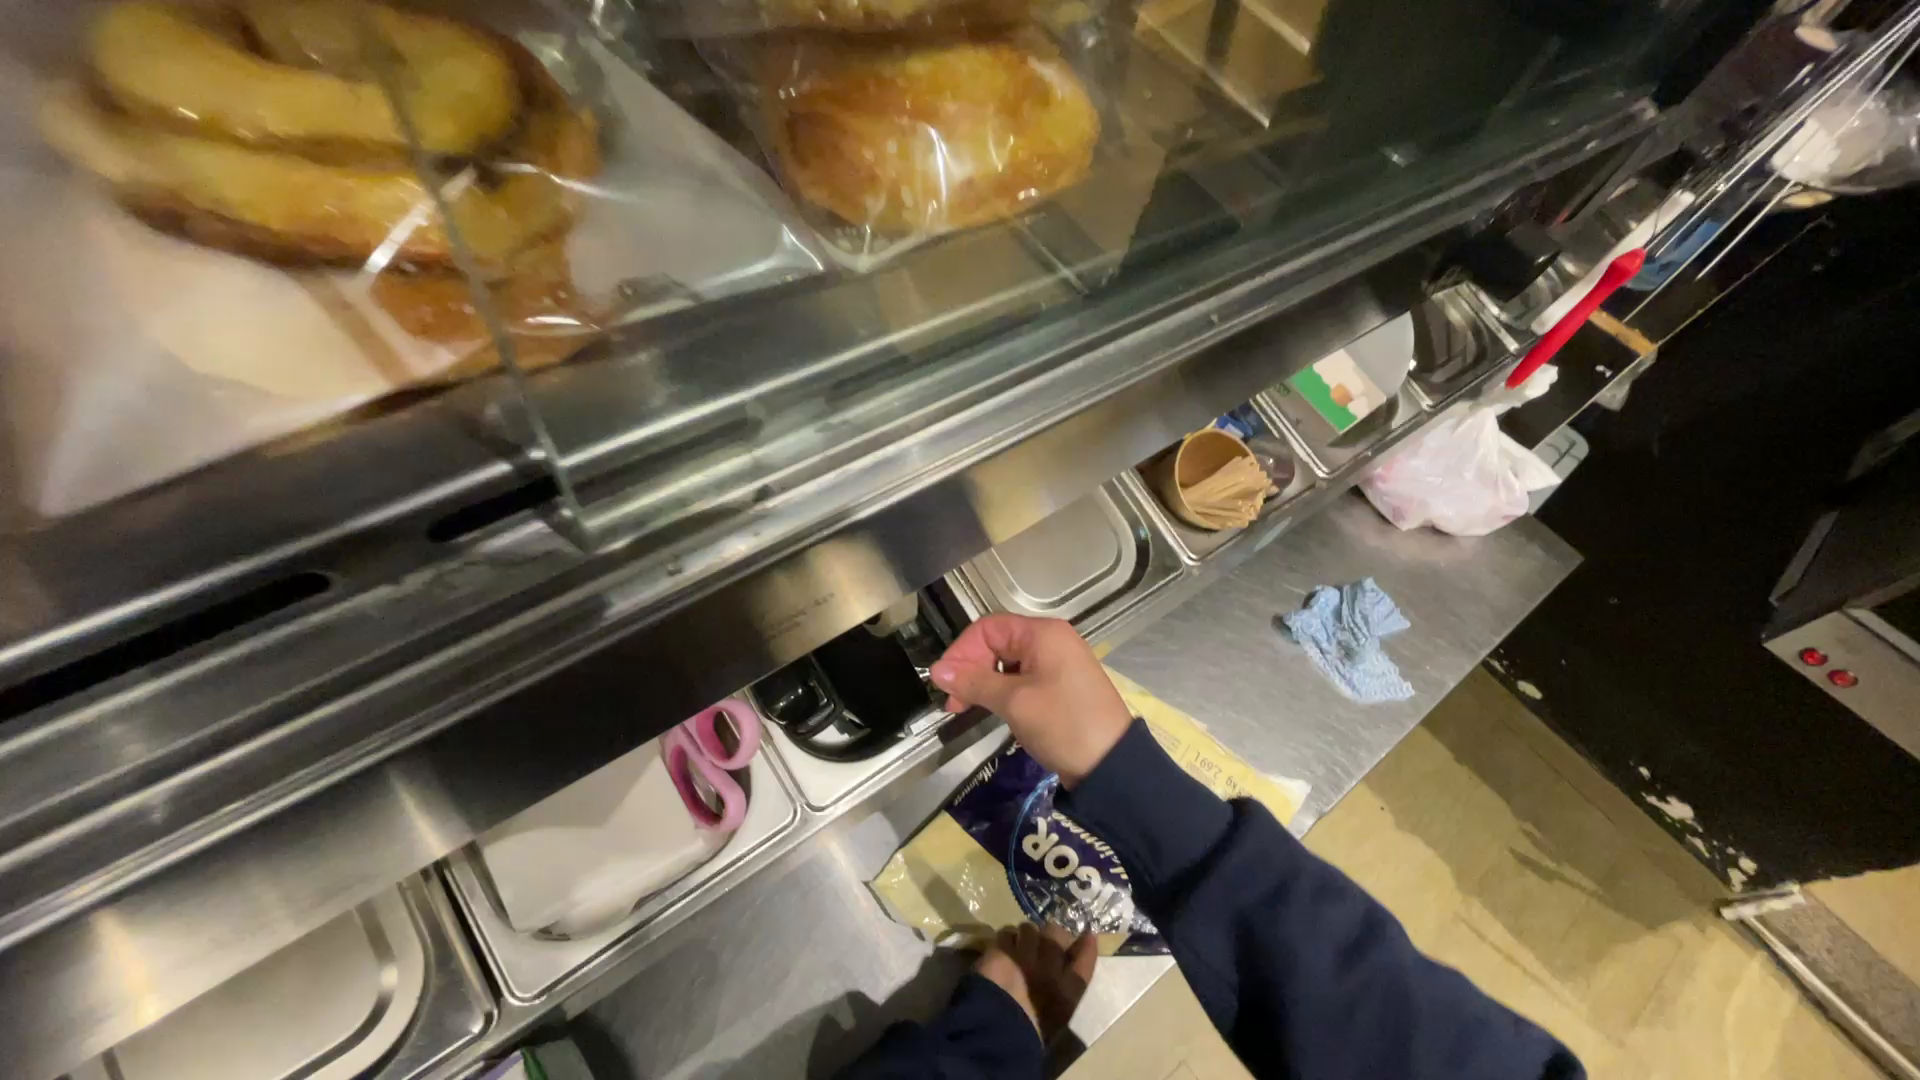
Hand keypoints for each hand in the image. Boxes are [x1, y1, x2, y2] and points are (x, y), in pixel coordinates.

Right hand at [930, 614, 1132, 787]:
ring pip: (1006, 663)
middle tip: (953, 702)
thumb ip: (974, 682)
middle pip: (996, 643)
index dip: (962, 652)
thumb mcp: (1015, 702)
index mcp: (1043, 633)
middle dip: (970, 669)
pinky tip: (990, 709)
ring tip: (966, 708)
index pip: (988, 628)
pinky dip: (1001, 692)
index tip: (945, 682)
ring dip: (983, 682)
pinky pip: (1021, 679)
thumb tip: (937, 670)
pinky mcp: (1058, 687)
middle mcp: (1050, 641)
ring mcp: (1056, 664)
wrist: (1112, 765)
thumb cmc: (1064, 724)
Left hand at [974, 923, 1098, 1041]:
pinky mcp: (1002, 950)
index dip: (1087, 948)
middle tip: (1042, 943)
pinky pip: (1006, 933)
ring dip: (1025, 936)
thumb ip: (1067, 992)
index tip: (1088, 936)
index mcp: (1068, 992)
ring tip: (1019, 947)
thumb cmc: (1030, 1035)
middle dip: (1051, 935)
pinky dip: (1005, 940)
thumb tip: (1067, 976)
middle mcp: (1051, 966)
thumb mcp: (1056, 1018)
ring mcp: (1025, 954)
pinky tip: (1002, 950)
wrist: (1001, 1032)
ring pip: (1028, 928)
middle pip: (1056, 933)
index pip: (1085, 961)